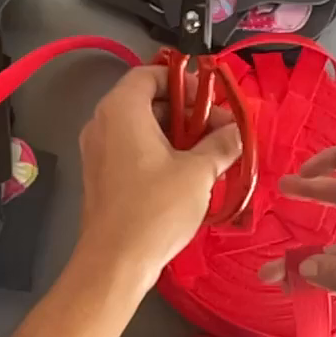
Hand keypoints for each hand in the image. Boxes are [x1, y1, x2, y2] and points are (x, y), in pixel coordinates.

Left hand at [75, 64, 241, 278]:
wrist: (115, 262)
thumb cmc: (155, 209)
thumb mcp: (199, 173)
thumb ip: (221, 145)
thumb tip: (237, 133)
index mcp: (122, 110)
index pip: (151, 74)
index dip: (185, 82)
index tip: (212, 101)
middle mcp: (102, 124)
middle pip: (148, 100)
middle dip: (188, 112)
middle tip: (220, 130)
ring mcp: (98, 152)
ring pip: (142, 128)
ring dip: (178, 135)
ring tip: (210, 154)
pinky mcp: (101, 177)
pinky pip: (133, 150)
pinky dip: (160, 153)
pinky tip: (189, 174)